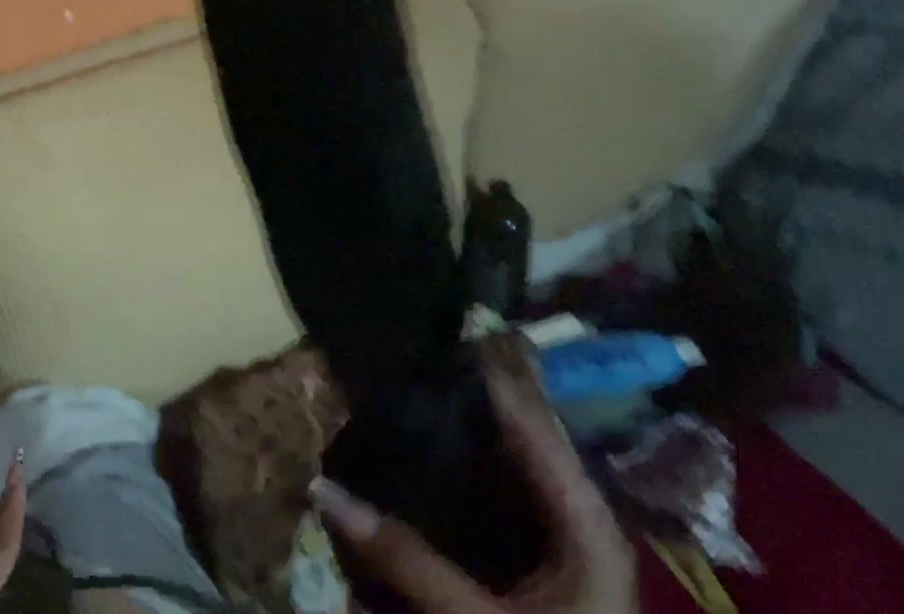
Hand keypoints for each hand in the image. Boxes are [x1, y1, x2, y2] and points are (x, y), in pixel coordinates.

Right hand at [311, 368, 636, 613]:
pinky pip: (492, 498)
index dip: (483, 379)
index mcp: (585, 523)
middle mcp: (576, 519)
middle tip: (396, 369)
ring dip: (450, 438)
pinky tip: (409, 465)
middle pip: (516, 438)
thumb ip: (402, 558)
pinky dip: (451, 477)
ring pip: (502, 466)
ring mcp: (558, 542)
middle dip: (457, 404)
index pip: (531, 424)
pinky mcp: (534, 564)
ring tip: (393, 402)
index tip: (427, 338)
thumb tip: (318, 489)